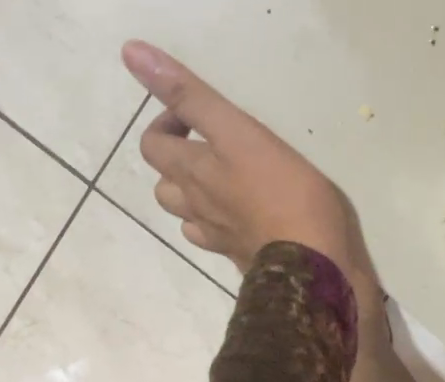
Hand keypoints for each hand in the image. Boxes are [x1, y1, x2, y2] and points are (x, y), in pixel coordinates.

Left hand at [121, 41, 380, 307]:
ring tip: (222, 195)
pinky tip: (242, 230)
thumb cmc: (285, 194)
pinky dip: (223, 235)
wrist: (313, 266)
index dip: (166, 126)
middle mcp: (198, 208)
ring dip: (196, 206)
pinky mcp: (247, 262)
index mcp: (193, 173)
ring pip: (190, 222)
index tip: (196, 121)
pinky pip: (222, 247)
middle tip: (209, 159)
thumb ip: (191, 97)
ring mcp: (221, 241)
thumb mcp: (239, 132)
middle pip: (166, 188)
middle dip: (178, 169)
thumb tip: (131, 53)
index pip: (153, 145)